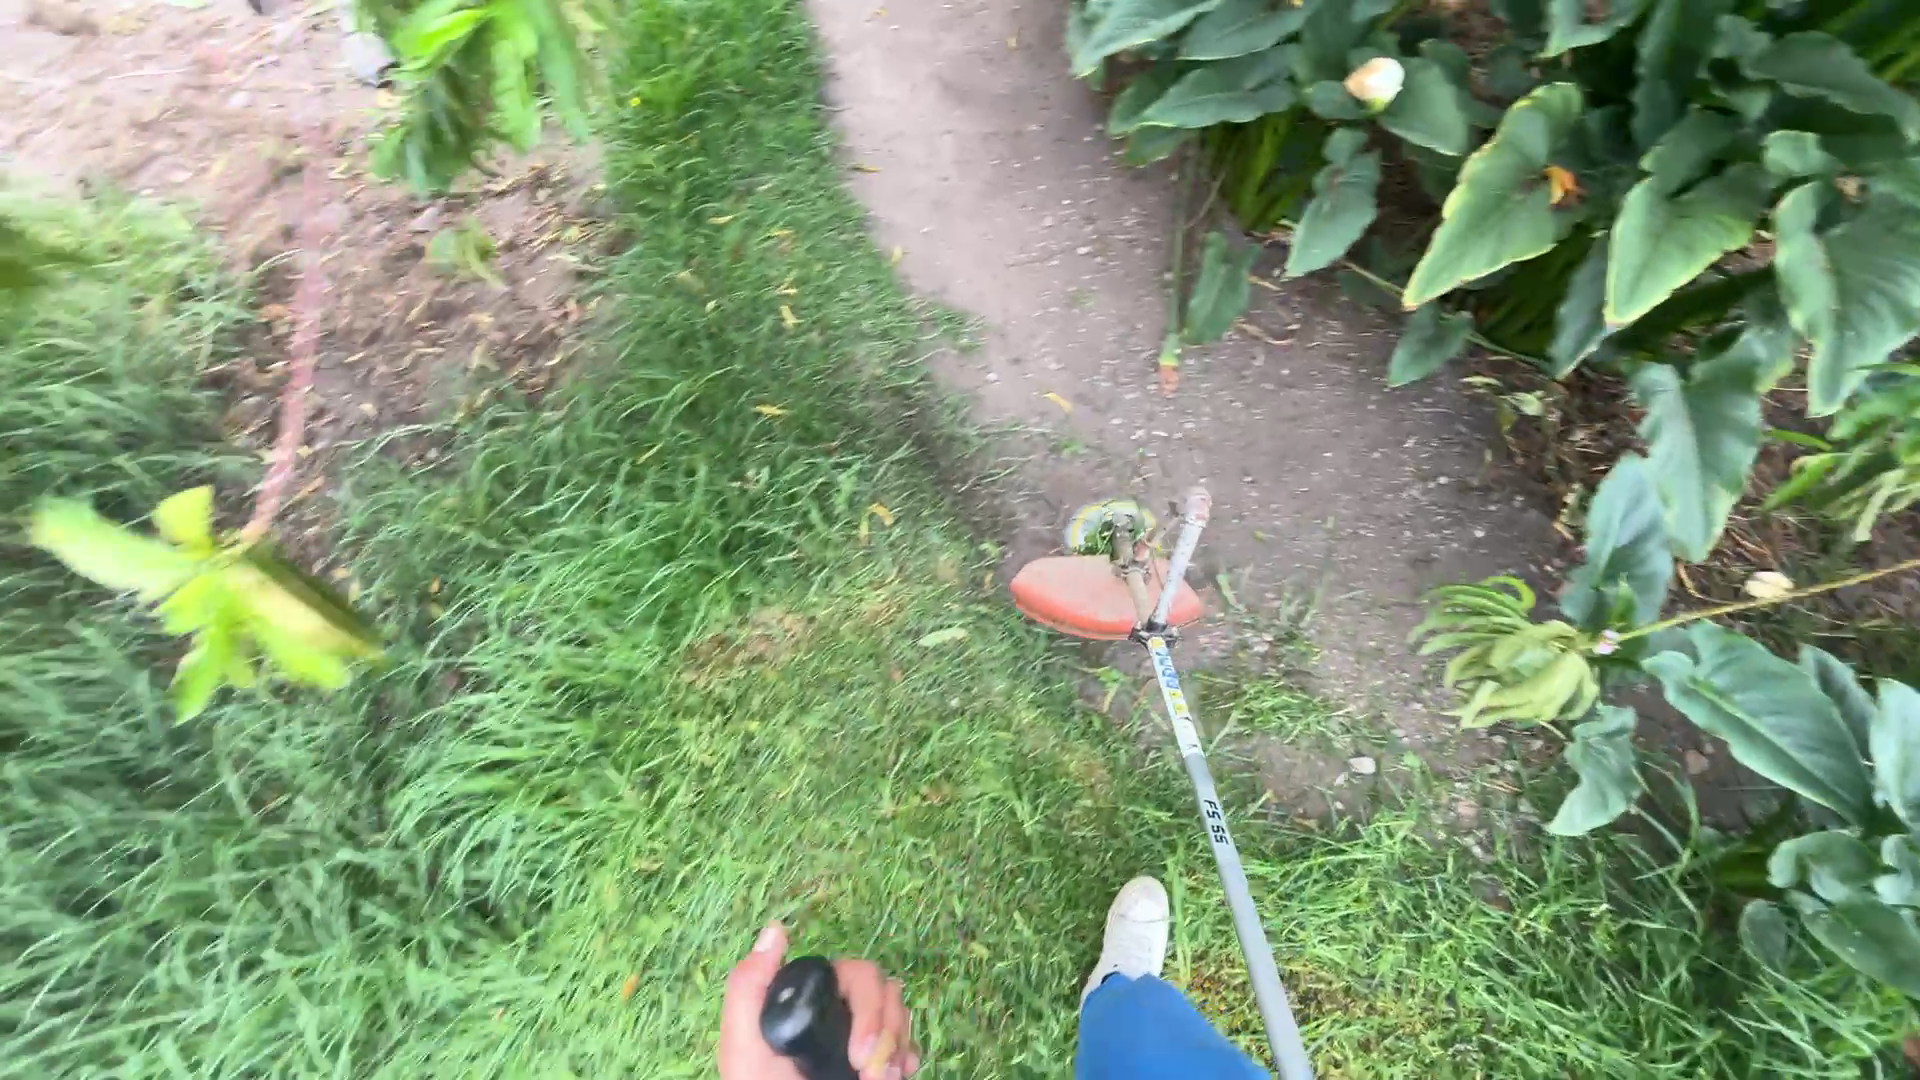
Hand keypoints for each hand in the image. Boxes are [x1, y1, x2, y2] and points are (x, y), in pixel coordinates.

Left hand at [718, 922, 919, 1079]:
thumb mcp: (744, 1049)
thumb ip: (749, 989)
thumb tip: (775, 928)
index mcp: (811, 997)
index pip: (854, 974)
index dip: (868, 1004)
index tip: (860, 1050)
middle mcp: (838, 1009)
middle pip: (884, 990)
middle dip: (886, 1030)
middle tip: (871, 1074)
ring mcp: (859, 1033)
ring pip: (899, 1011)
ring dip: (898, 1044)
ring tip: (885, 1079)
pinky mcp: (876, 1058)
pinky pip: (907, 1040)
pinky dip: (908, 1054)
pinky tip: (901, 1073)